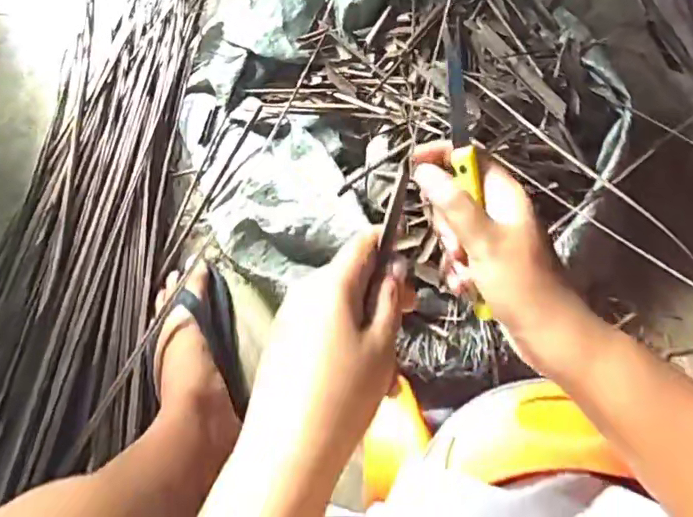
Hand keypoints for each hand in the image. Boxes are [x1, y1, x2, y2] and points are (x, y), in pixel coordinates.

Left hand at [235, 229, 409, 502]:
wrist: (287, 449)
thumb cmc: (344, 393)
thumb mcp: (381, 345)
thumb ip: (390, 299)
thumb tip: (393, 267)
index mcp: (330, 282)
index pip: (361, 242)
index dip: (388, 245)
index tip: (409, 264)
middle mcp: (305, 289)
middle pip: (350, 276)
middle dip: (381, 293)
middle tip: (408, 316)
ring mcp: (290, 314)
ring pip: (338, 306)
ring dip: (366, 324)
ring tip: (387, 368)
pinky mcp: (282, 339)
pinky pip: (321, 326)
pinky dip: (344, 339)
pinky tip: (361, 377)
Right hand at [410, 141, 591, 371]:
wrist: (551, 339)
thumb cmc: (522, 285)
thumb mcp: (483, 241)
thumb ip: (453, 203)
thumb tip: (424, 170)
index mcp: (504, 194)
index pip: (469, 156)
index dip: (441, 154)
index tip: (414, 163)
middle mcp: (498, 210)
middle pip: (455, 192)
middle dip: (445, 218)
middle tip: (455, 242)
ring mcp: (493, 236)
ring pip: (453, 225)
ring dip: (451, 248)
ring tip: (464, 268)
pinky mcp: (488, 262)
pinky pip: (459, 252)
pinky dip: (457, 268)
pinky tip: (465, 286)